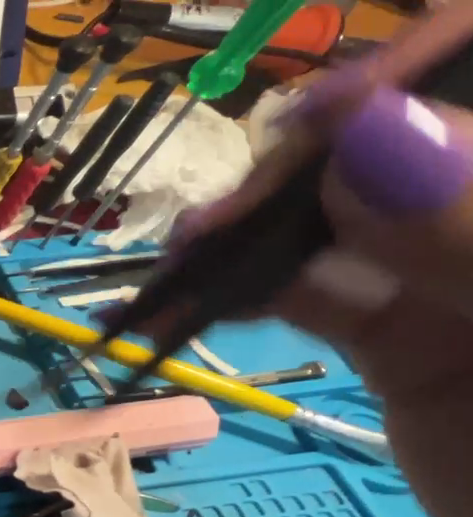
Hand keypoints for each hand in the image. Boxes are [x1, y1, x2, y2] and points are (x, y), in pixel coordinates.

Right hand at [170, 2, 472, 516]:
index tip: (318, 119)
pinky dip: (249, 294)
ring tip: (181, 259)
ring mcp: (461, 269)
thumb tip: (364, 128)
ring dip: (259, 230)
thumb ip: (472, 232)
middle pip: (408, 139)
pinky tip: (191, 300)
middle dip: (312, 160)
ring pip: (351, 217)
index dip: (416, 70)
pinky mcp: (408, 336)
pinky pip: (323, 294)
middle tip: (223, 215)